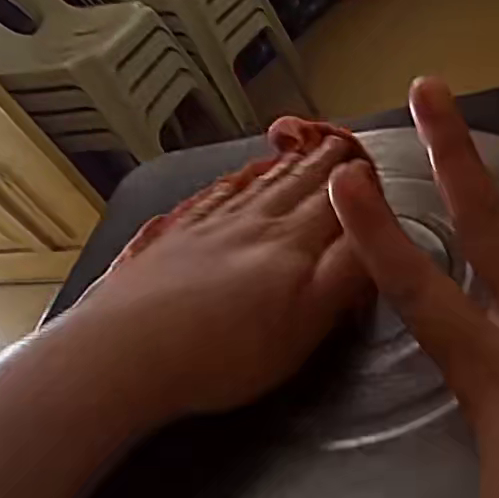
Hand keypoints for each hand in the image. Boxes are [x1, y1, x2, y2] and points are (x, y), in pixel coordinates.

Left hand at [69, 132, 368, 421]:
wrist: (122, 358)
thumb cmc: (230, 350)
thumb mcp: (311, 320)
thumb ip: (348, 271)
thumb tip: (376, 231)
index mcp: (294, 243)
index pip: (336, 199)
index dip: (355, 179)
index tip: (368, 158)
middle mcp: (254, 223)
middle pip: (297, 184)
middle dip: (323, 161)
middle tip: (340, 139)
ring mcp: (208, 226)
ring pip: (257, 185)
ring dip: (284, 164)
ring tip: (300, 146)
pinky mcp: (172, 240)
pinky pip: (212, 197)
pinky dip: (234, 181)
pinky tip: (238, 177)